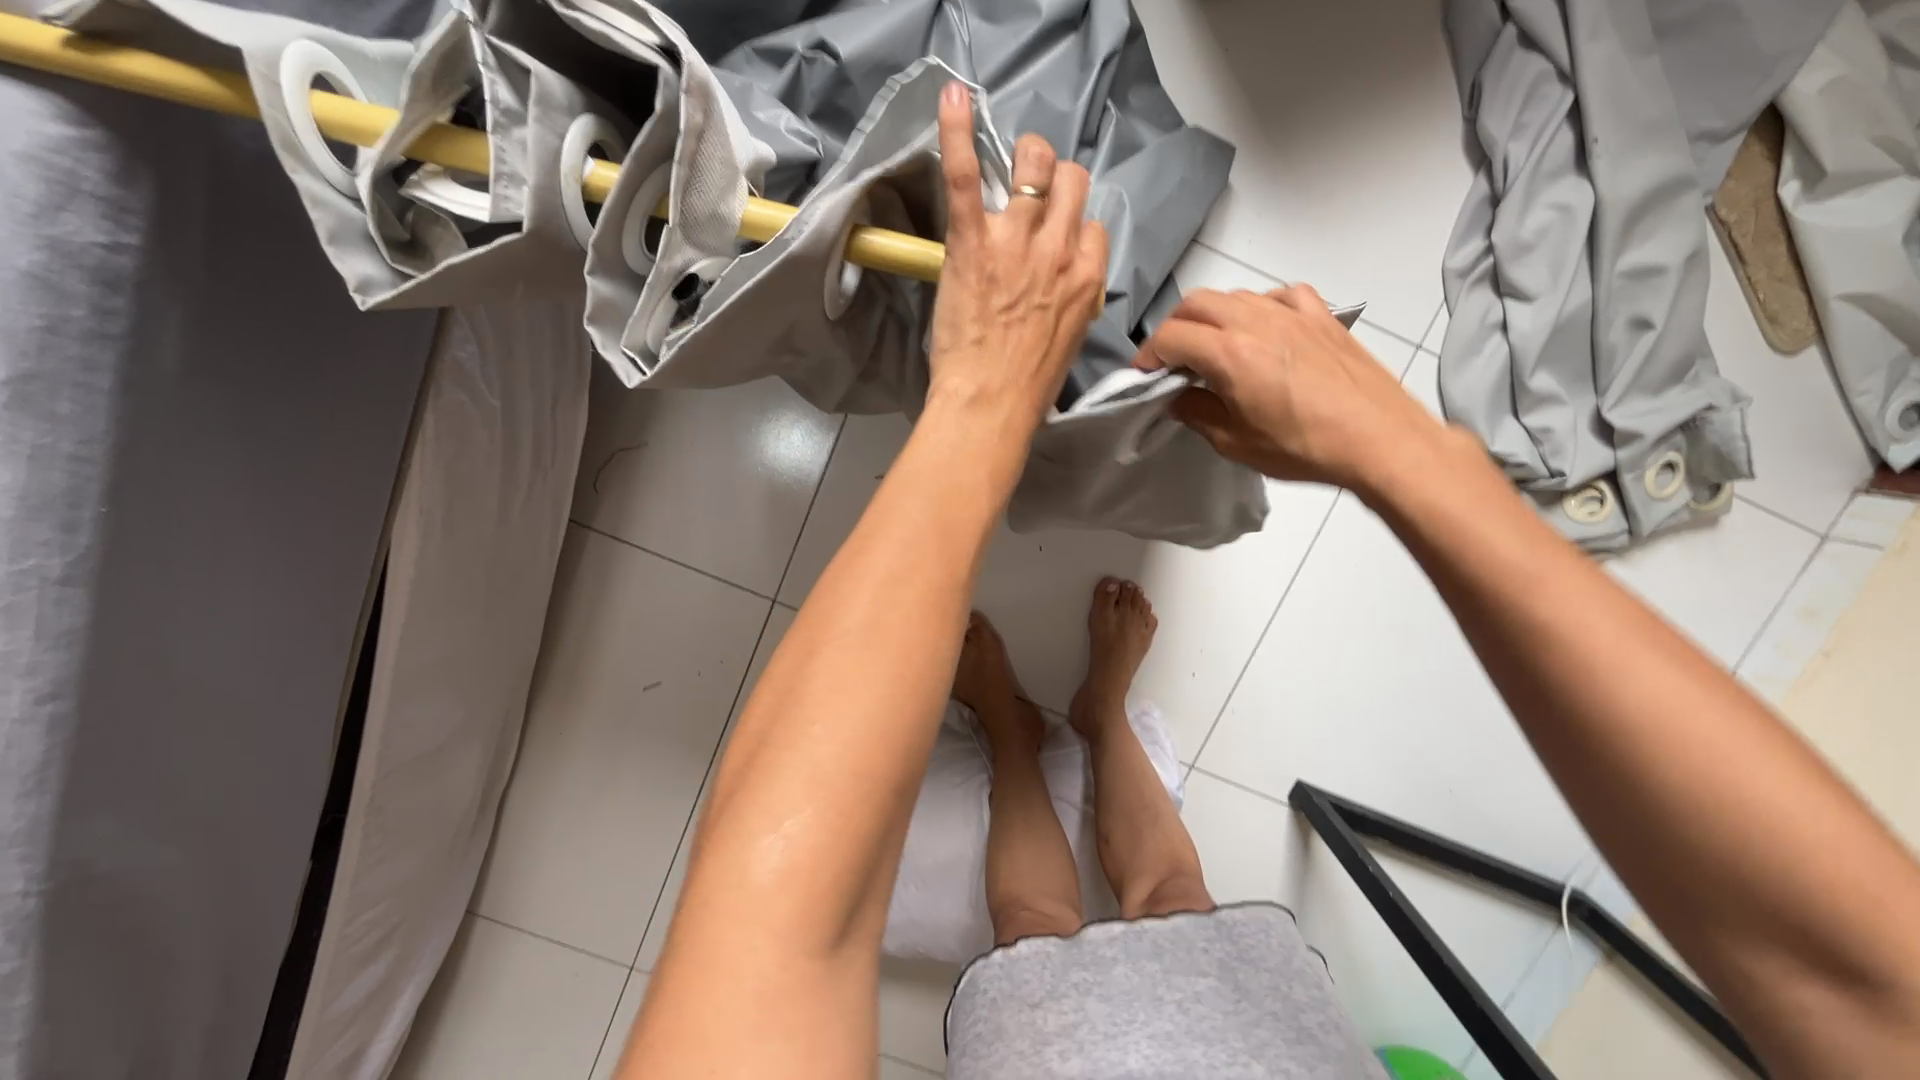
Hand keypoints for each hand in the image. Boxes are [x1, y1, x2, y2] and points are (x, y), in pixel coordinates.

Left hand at [926, 81, 1108, 429]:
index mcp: (1087, 279)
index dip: (1072, 231)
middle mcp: (1060, 251)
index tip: (1052, 246)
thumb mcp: (1068, 343)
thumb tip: (1062, 291)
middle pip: (1072, 182)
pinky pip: (966, 175)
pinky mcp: (975, 241)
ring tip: (1007, 164)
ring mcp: (1018, 241)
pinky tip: (953, 101)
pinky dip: (957, 134)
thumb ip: (1072, 304)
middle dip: (1055, 181)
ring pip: (1036, 165)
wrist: (991, 405)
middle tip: (1031, 192)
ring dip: (1024, 159)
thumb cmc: (1027, 388)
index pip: (1093, 228)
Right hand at [1134, 286, 1458, 492]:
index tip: (1144, 376)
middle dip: (1174, 327)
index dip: (1148, 356)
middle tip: (1172, 359)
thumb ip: (1197, 413)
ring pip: (1235, 295)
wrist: (1379, 440)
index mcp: (1230, 353)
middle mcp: (1256, 321)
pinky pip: (1279, 295)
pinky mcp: (1322, 316)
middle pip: (1196, 303)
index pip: (1171, 337)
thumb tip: (1178, 398)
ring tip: (1213, 347)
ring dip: (1212, 316)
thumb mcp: (1235, 443)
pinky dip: (1259, 306)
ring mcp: (1292, 313)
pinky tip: (1263, 329)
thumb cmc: (1304, 448)